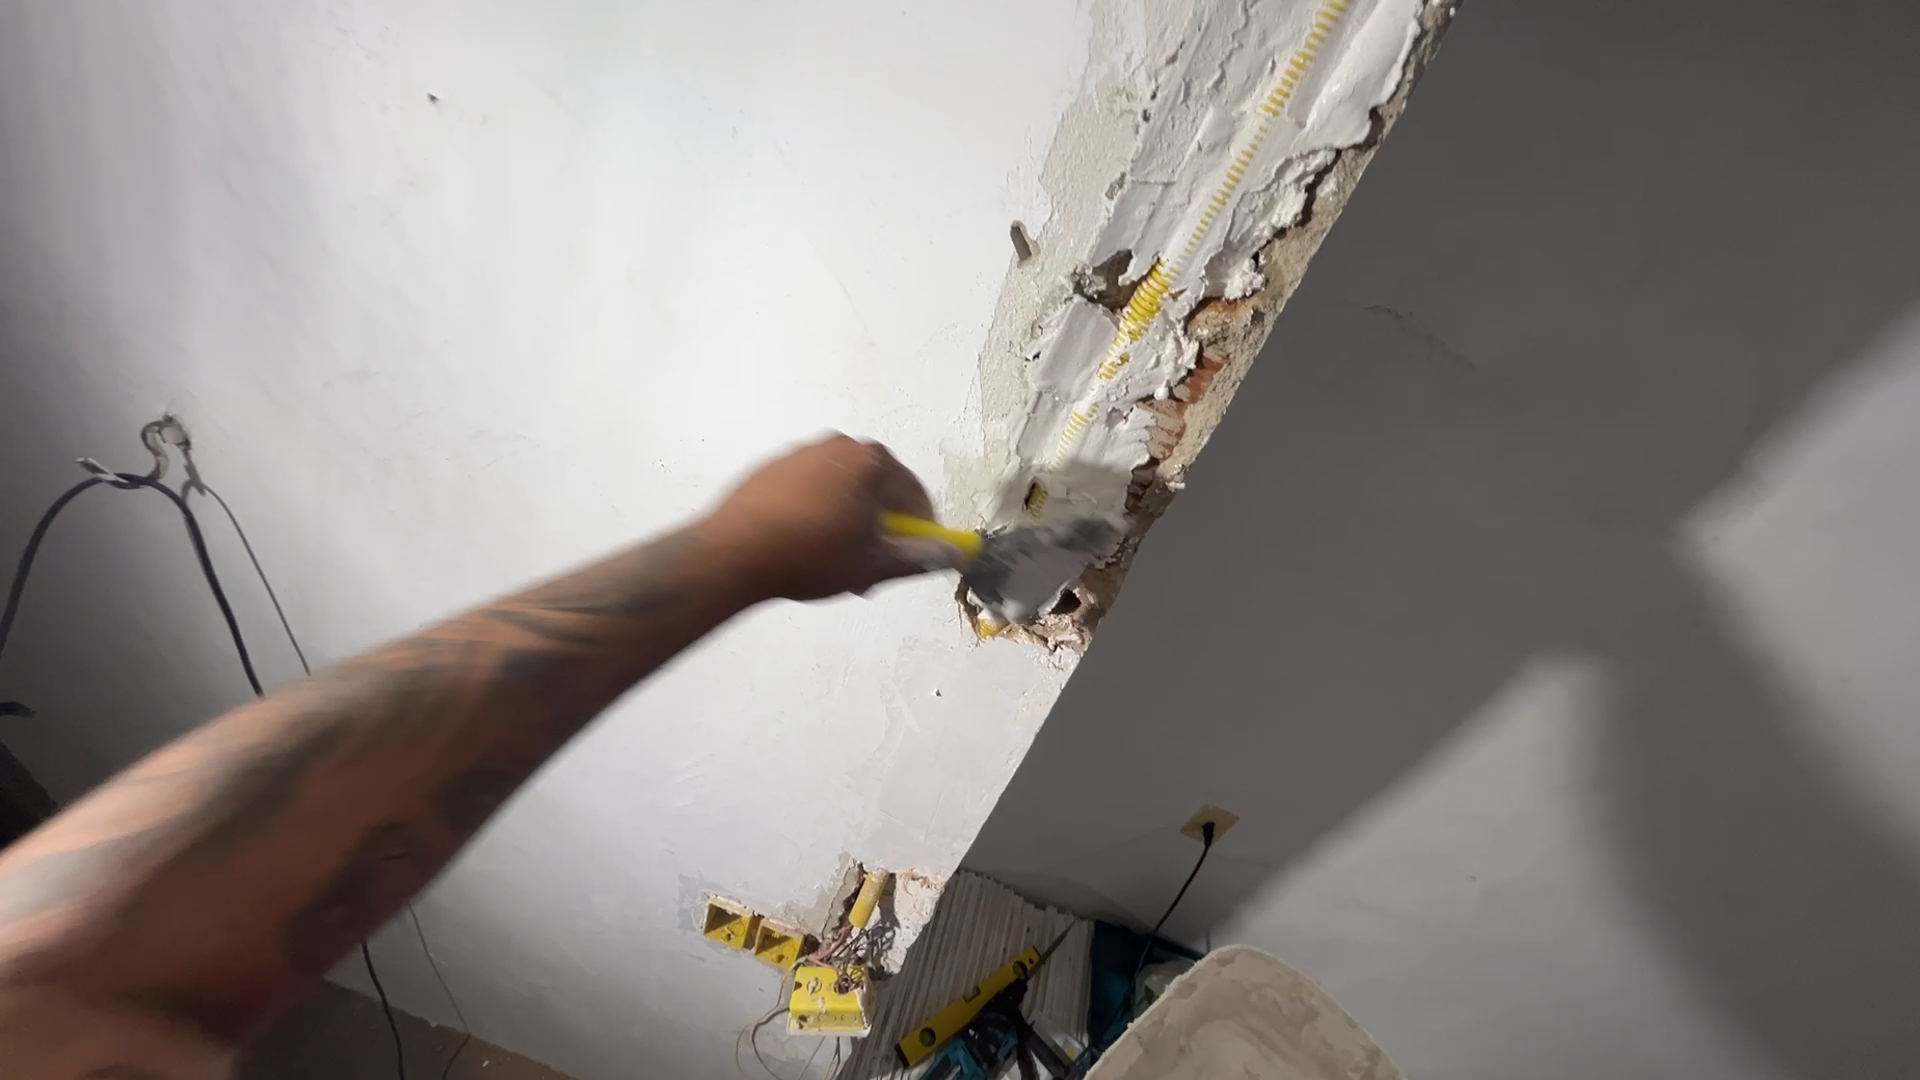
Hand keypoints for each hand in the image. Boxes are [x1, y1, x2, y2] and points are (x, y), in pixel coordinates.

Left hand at [701, 434, 937, 602]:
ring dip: (850, 523)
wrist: (733, 553)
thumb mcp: (875, 563)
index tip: (915, 559)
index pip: (916, 497)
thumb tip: (954, 555)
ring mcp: (802, 453)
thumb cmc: (814, 555)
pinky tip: (804, 547)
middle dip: (881, 530)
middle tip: (871, 568)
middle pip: (878, 491)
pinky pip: (810, 490)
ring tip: (835, 562)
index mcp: (873, 462)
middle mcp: (840, 446)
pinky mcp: (771, 467)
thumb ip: (920, 558)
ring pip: (843, 491)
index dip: (922, 533)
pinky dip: (818, 514)